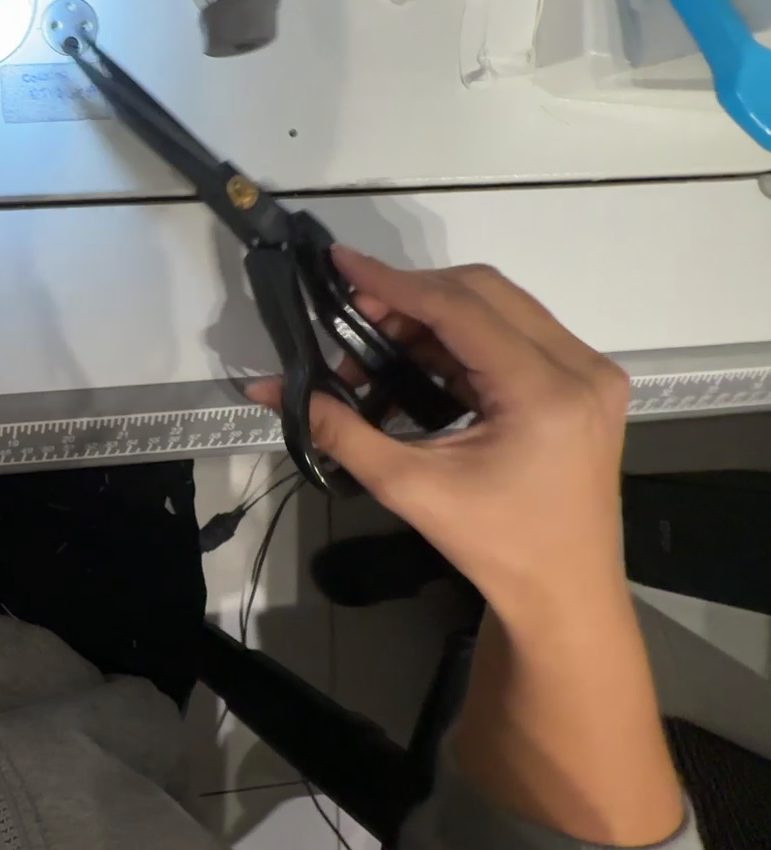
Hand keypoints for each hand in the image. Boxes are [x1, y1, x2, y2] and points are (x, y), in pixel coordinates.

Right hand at [249, 246, 631, 621]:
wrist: (563, 587)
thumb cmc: (489, 539)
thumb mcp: (402, 483)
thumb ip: (333, 427)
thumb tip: (265, 388)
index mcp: (544, 391)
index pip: (461, 309)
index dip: (393, 282)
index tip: (339, 263)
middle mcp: (579, 368)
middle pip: (485, 292)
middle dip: (408, 291)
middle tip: (348, 312)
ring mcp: (584, 374)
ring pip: (498, 306)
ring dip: (427, 311)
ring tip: (370, 340)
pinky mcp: (575, 384)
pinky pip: (506, 332)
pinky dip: (449, 333)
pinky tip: (407, 358)